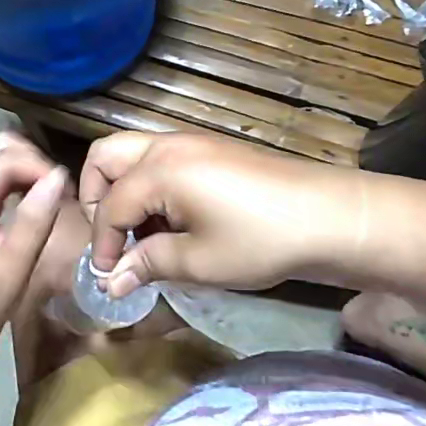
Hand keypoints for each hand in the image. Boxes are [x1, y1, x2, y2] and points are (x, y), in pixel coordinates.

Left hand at [0, 132, 67, 352]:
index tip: (67, 189)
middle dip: (31, 159)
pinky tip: (37, 198)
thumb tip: (59, 176)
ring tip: (51, 191)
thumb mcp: (15, 264)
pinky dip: (19, 178)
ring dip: (26, 166)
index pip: (2, 160)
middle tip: (58, 186)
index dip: (38, 166)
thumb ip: (36, 220)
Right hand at [80, 132, 374, 295]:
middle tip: (115, 236)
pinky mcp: (208, 148)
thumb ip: (149, 265)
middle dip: (96, 196)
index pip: (109, 206)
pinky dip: (148, 183)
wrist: (328, 216)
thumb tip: (111, 283)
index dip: (103, 244)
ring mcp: (188, 142)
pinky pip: (158, 157)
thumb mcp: (200, 262)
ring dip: (123, 189)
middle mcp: (166, 146)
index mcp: (159, 170)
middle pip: (105, 157)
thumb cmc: (260, 241)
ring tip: (144, 233)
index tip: (108, 278)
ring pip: (130, 153)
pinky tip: (172, 220)